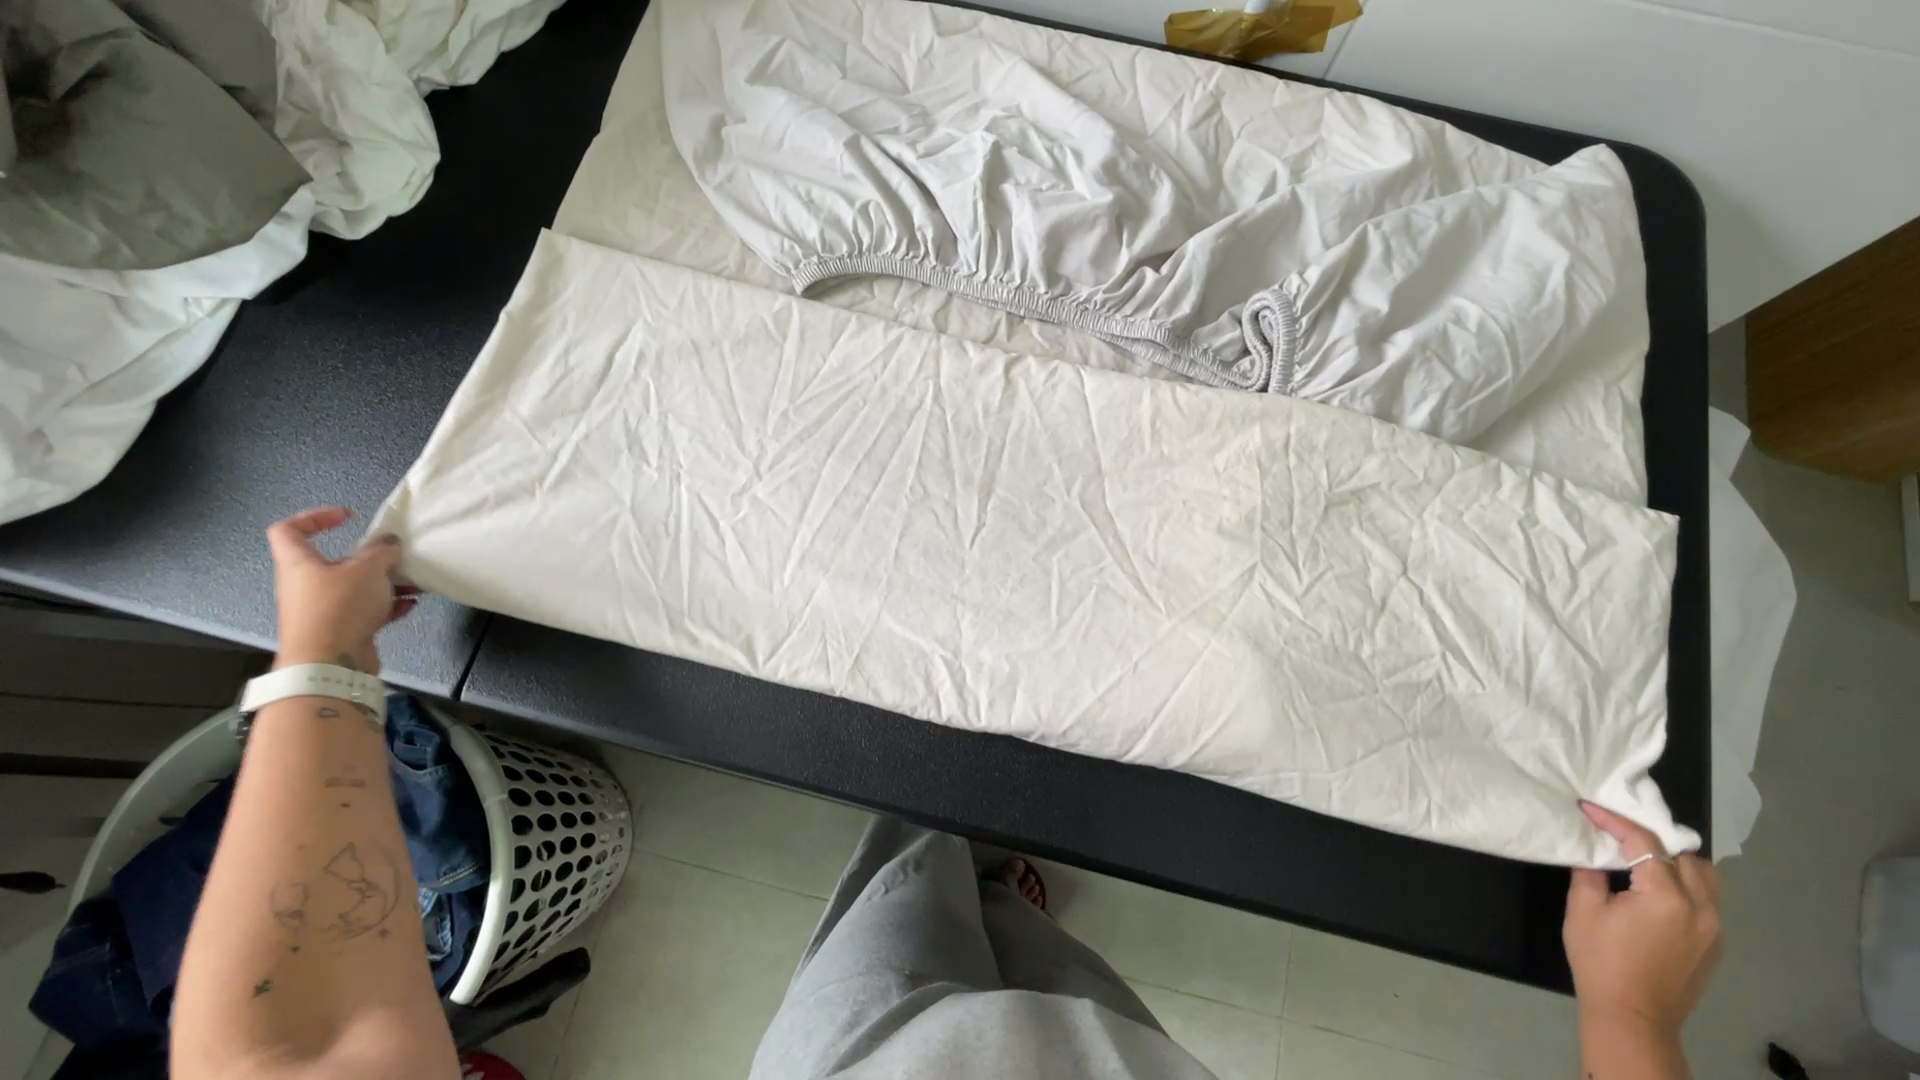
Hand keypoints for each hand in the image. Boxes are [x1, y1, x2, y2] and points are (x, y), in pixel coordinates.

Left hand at [266, 507, 419, 674]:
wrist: (329, 664)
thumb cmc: (340, 607)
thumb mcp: (366, 570)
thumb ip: (381, 551)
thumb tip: (388, 542)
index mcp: (300, 563)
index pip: (289, 530)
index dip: (315, 517)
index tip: (348, 518)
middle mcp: (305, 584)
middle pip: (334, 561)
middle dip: (368, 558)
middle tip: (393, 556)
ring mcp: (322, 610)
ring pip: (354, 587)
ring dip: (383, 583)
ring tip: (412, 582)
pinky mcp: (339, 630)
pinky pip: (364, 610)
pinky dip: (386, 606)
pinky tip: (410, 604)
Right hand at [1564, 802, 1722, 1042]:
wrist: (1633, 1014)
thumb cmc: (1600, 960)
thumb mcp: (1583, 910)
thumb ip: (1590, 872)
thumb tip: (1595, 850)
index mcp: (1666, 897)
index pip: (1644, 842)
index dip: (1614, 820)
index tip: (1589, 808)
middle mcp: (1701, 908)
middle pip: (1686, 855)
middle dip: (1652, 840)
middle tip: (1619, 836)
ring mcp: (1715, 928)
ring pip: (1707, 877)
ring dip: (1676, 862)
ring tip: (1644, 861)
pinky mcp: (1716, 943)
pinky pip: (1709, 900)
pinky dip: (1686, 885)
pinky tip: (1658, 891)